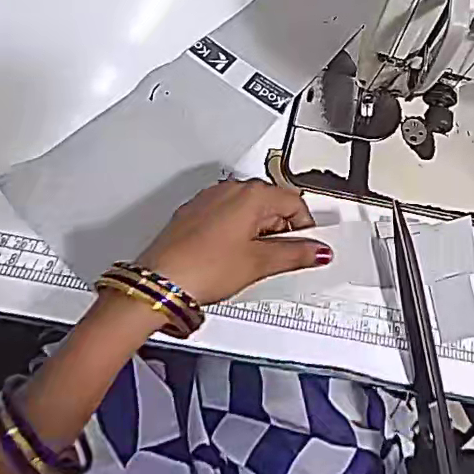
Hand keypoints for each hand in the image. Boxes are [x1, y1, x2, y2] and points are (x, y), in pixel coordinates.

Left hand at [134, 179, 331, 303]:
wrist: (157, 283)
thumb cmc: (199, 268)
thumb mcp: (258, 264)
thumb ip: (295, 254)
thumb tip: (317, 250)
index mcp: (252, 194)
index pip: (295, 202)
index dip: (303, 228)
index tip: (303, 247)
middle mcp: (231, 189)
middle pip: (271, 202)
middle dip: (279, 228)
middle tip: (275, 257)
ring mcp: (211, 198)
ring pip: (248, 208)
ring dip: (256, 229)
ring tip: (248, 260)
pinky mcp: (194, 211)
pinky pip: (226, 213)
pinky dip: (234, 230)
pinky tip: (227, 256)